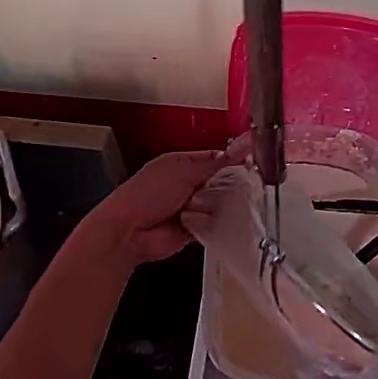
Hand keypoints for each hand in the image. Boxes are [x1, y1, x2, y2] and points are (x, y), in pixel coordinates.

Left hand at [77, 150, 227, 265]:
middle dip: (226, 186)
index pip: (214, 158)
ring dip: (215, 205)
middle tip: (234, 188)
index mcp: (180, 164)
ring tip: (206, 205)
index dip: (231, 161)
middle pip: (220, 182)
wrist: (128, 231)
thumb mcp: (185, 172)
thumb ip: (217, 163)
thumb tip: (241, 147)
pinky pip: (213, 224)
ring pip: (218, 204)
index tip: (249, 164)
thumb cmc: (145, 195)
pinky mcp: (192, 228)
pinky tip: (206, 220)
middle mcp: (185, 184)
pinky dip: (212, 223)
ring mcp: (189, 207)